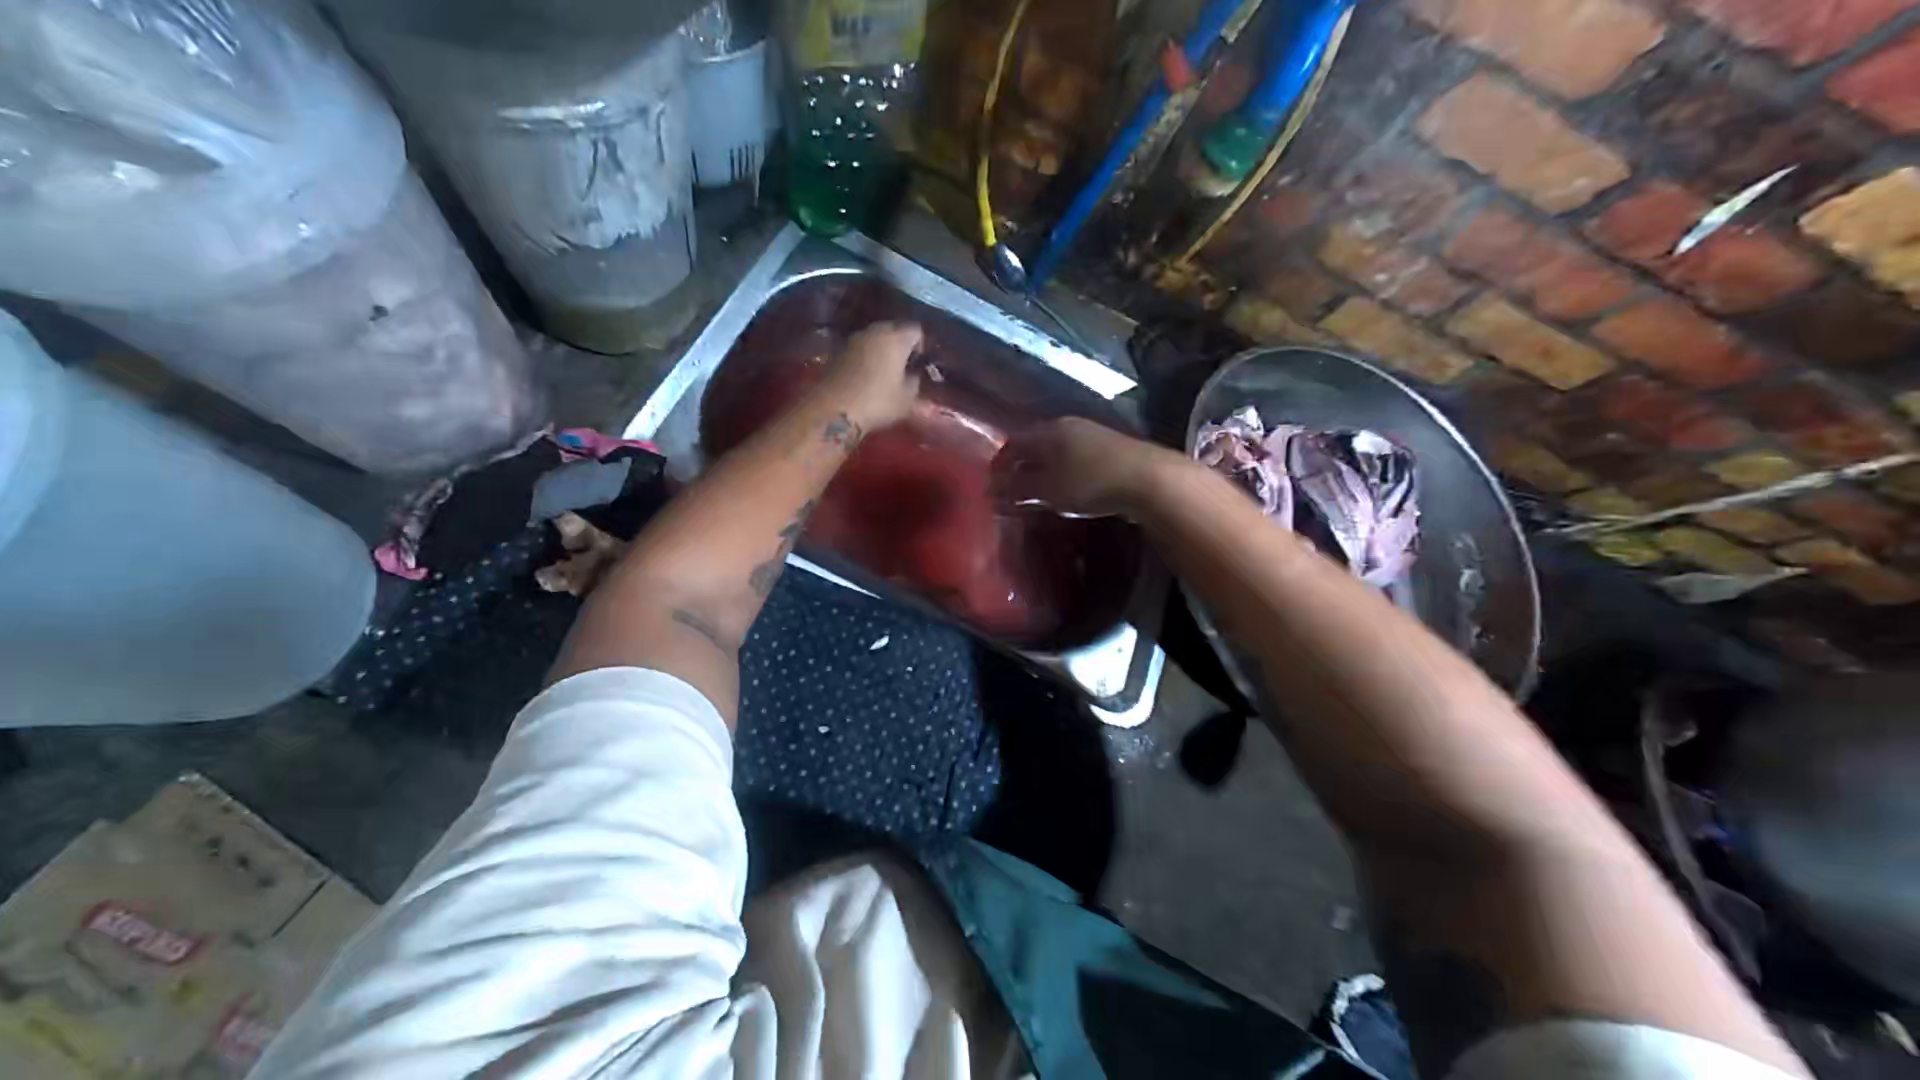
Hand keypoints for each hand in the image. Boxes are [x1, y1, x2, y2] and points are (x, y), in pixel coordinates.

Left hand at [818, 321, 924, 430]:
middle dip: (900, 343)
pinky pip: (859, 349)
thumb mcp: (906, 399)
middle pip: (893, 329)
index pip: (916, 330)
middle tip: (903, 364)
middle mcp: (874, 332)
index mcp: (896, 338)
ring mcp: (853, 339)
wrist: (833, 409)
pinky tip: (866, 375)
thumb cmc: (877, 402)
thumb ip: (914, 382)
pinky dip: (865, 357)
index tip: (919, 362)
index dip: (921, 344)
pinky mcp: (837, 351)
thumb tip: (912, 375)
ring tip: (885, 371)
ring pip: (874, 338)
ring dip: (881, 349)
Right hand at [992, 417, 1174, 518]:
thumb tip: (993, 490)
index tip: (991, 484)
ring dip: (1044, 469)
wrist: (1149, 479)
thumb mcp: (1048, 490)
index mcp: (1049, 430)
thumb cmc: (1090, 482)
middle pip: (1036, 444)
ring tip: (1038, 492)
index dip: (1000, 463)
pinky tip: (1068, 488)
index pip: (1014, 442)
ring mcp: (1093, 435)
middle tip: (1011, 489)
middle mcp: (1069, 426)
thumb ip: (1018, 489)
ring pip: (1058, 450)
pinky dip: (1064, 472)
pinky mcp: (1112, 450)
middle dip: (1021, 465)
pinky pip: (1076, 458)